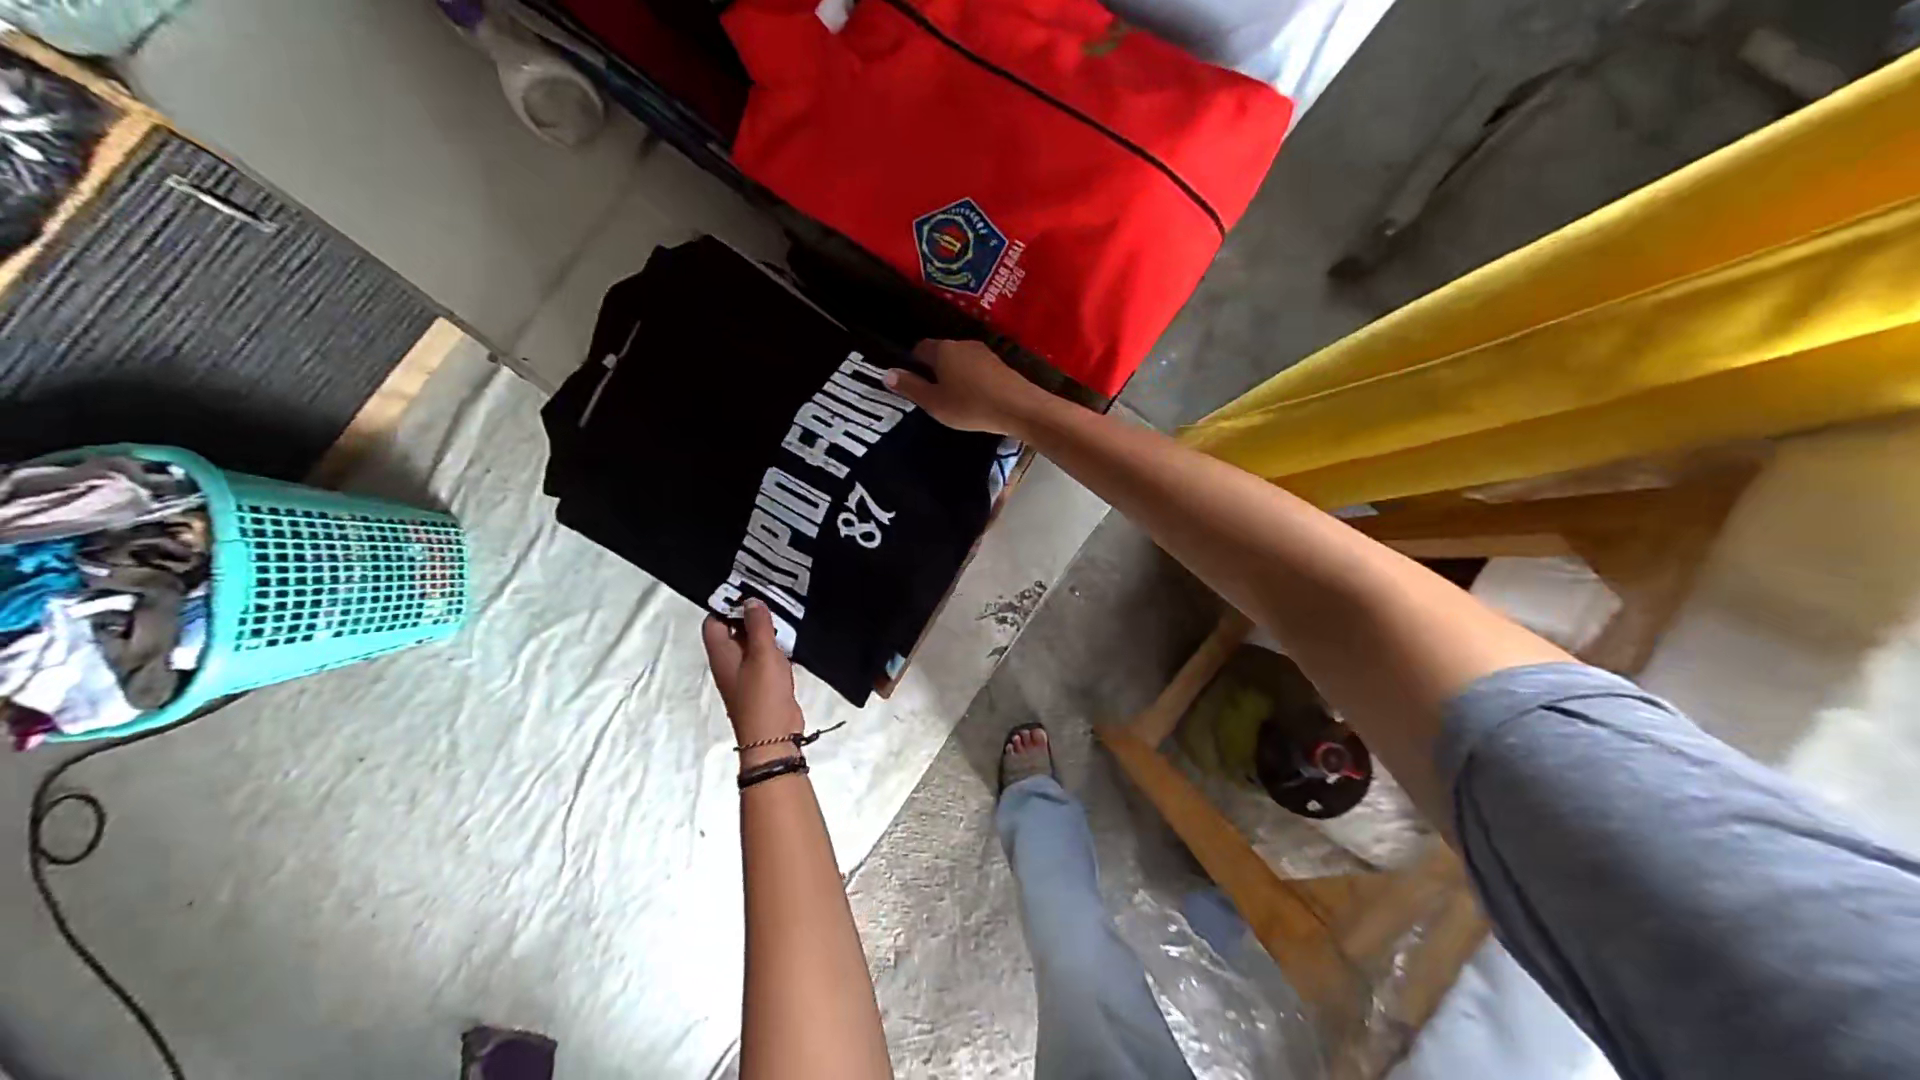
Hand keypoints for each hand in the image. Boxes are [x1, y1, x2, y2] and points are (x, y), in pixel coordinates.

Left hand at [703, 599, 804, 762]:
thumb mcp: (762, 653)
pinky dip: (777, 649)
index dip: (727, 606)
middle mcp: (729, 662)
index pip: (713, 622)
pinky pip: (767, 659)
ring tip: (787, 615)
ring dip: (767, 632)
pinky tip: (794, 640)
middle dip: (751, 616)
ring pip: (752, 645)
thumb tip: (750, 600)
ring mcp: (746, 674)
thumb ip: (757, 625)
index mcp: (721, 654)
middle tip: (774, 599)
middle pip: (734, 631)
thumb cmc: (763, 693)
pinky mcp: (764, 684)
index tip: (750, 593)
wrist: (774, 736)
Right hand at [884, 340, 1053, 436]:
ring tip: (953, 398)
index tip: (913, 383)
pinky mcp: (1000, 364)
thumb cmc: (970, 405)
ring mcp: (984, 352)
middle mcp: (962, 344)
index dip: (913, 363)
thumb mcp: (934, 402)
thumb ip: (911, 387)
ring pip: (960, 360)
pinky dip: (971, 380)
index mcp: (942, 350)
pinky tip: (974, 398)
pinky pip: (977, 369)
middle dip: (934, 369)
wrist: (1018, 407)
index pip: (919, 348)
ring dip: (954, 375)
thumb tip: (887, 374)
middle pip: (941, 352)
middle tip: (932, 394)